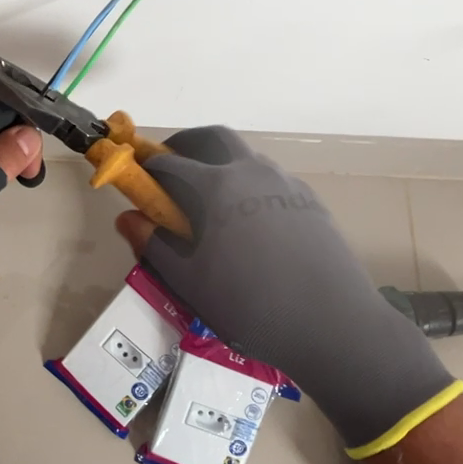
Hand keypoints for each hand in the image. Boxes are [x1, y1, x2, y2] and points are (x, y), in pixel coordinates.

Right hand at [114, 126, 459, 456]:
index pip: (170, 162)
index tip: (136, 177)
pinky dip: (247, 184)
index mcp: (216, 186)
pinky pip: (269, 179)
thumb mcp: (189, 282)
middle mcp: (252, 172)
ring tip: (208, 200)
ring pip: (245, 156)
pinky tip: (246, 222)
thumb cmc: (250, 305)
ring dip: (220, 163)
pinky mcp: (310, 202)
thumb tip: (127, 218)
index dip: (147, 167)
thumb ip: (153, 245)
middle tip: (171, 166)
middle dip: (186, 144)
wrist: (335, 325)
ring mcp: (286, 183)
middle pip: (213, 138)